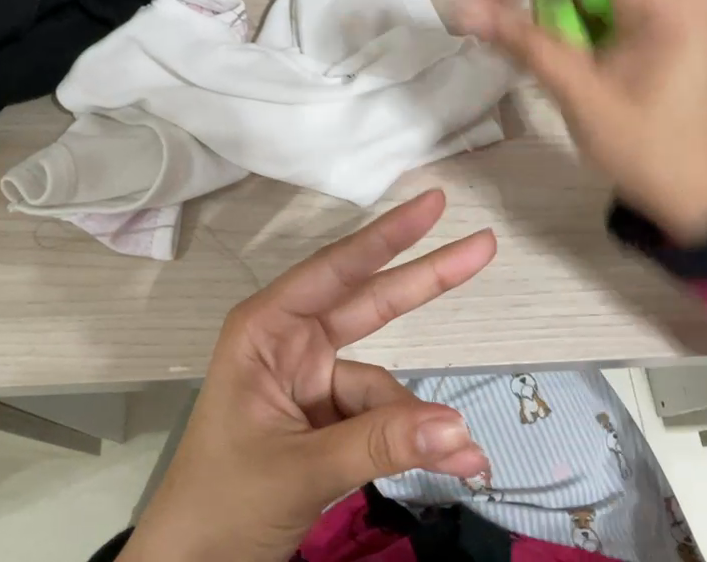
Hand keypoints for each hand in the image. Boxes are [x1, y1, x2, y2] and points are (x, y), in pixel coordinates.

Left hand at [121, 191, 494, 561]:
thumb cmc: (221, 501)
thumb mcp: (299, 469)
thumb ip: (377, 444)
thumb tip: (458, 429)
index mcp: (266, 329)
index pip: (335, 271)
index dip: (387, 235)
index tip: (434, 204)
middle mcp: (291, 342)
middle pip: (369, 302)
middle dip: (426, 280)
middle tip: (484, 246)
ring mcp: (312, 381)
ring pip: (383, 382)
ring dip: (420, 418)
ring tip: (464, 457)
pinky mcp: (327, 419)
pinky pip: (382, 419)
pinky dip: (412, 442)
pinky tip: (449, 464)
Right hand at [456, 0, 706, 245]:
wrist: (694, 192)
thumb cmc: (647, 150)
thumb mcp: (581, 96)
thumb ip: (523, 43)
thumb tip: (463, 6)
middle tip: (484, 20)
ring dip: (543, 7)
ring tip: (512, 40)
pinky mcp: (655, 16)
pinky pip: (596, 1)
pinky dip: (564, 20)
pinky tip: (548, 48)